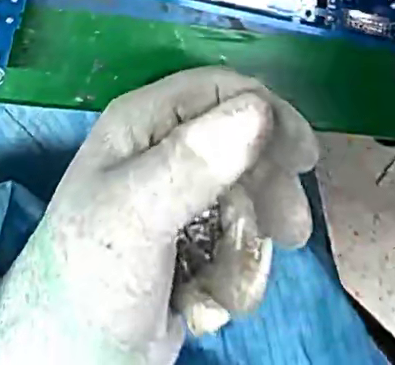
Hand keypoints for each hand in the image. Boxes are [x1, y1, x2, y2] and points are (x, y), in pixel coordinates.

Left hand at [0, 67, 318, 364]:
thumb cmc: (92, 275)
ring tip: (217, 288)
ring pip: (249, 202)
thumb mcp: (137, 212)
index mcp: (145, 120)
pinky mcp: (193, 245)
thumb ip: (194, 160)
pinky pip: (238, 246)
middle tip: (287, 231)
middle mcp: (164, 149)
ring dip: (245, 251)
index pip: (220, 90)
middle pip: (245, 145)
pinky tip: (201, 305)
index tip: (302, 156)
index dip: (266, 113)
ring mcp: (180, 199)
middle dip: (264, 194)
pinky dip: (231, 279)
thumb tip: (260, 108)